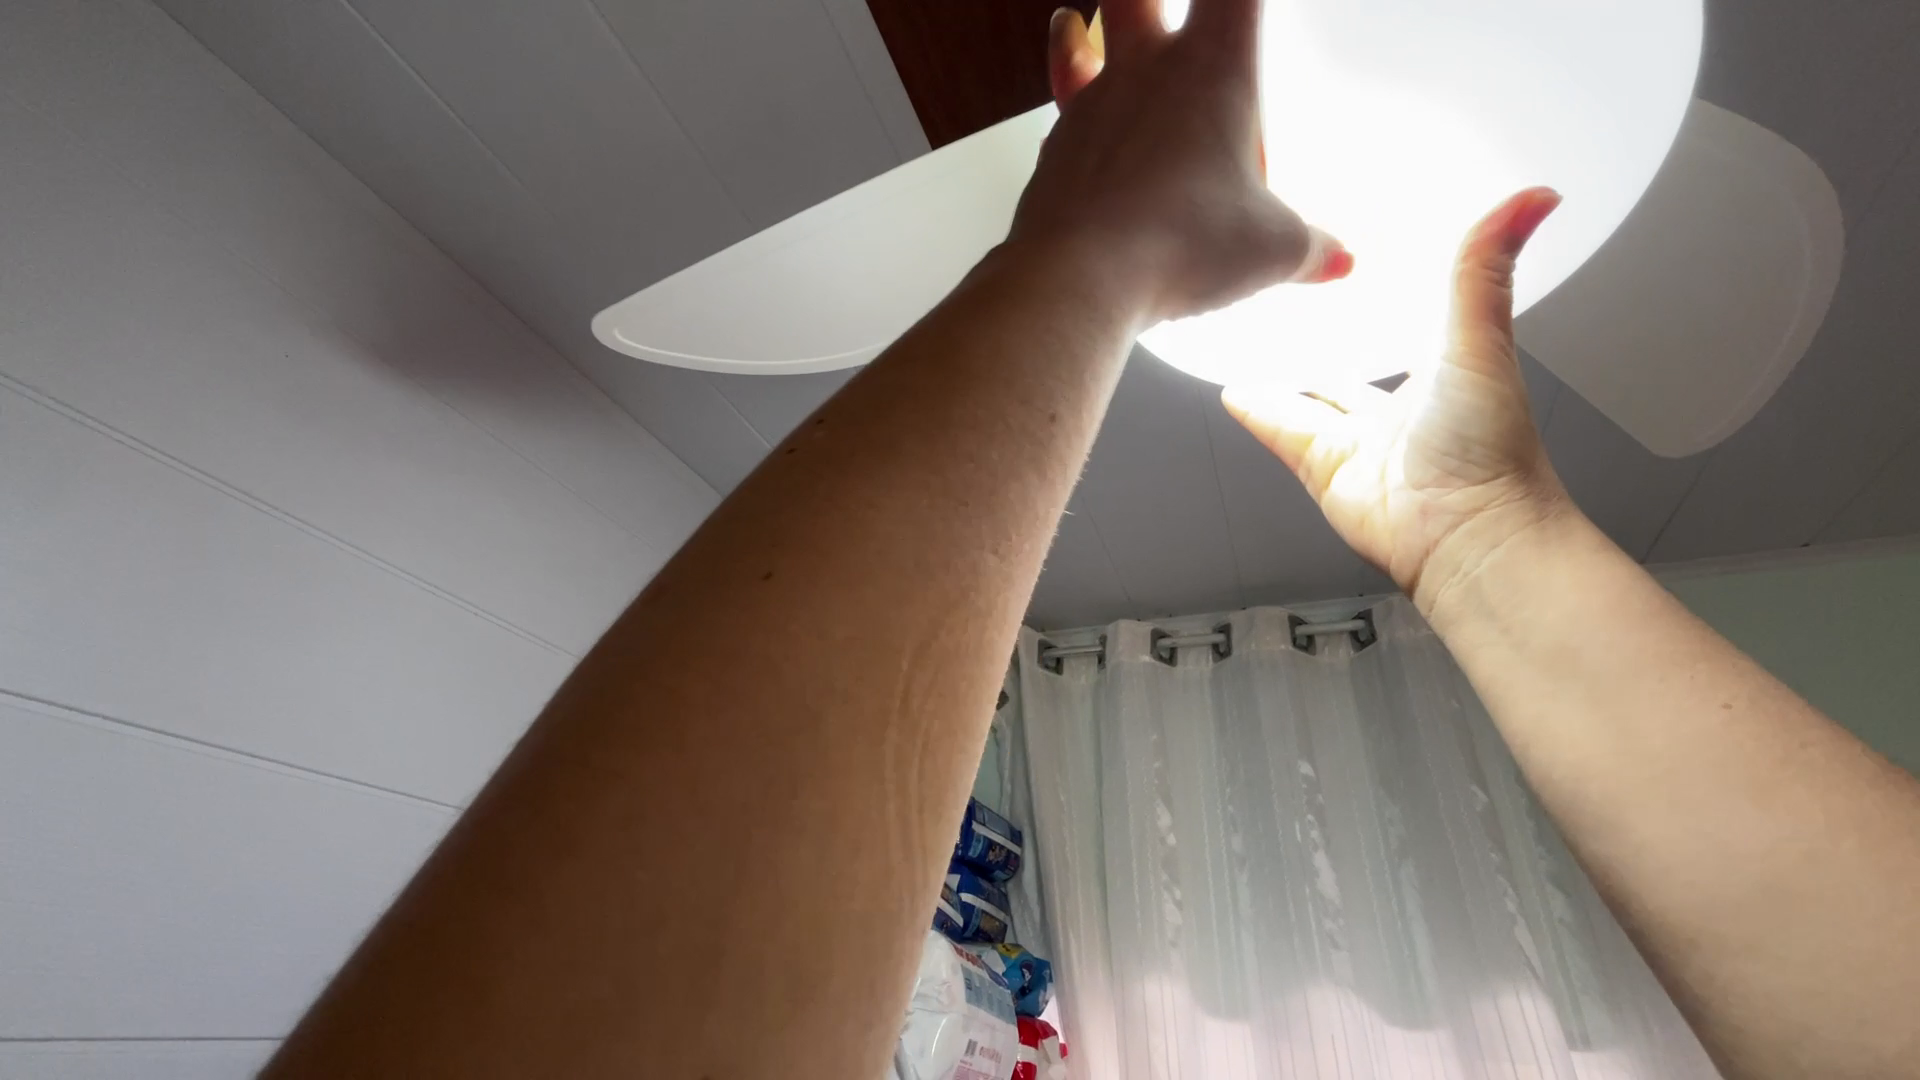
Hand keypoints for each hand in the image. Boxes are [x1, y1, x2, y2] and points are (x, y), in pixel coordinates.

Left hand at [1006, 1, 1351, 323]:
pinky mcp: (1049, 160)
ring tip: (1074, 28)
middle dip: (1142, 0)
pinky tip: (1078, 145)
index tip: (1238, 3)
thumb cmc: (1180, 247)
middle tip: (1149, 12)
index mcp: (1212, 69)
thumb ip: (1311, 249)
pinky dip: (1068, 126)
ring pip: (1074, 46)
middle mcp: (1142, 74)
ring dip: (1077, 38)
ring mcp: (1087, 113)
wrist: (1079, 279)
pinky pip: (1058, 125)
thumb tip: (1339, 262)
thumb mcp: (1269, 250)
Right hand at [1224, 188, 1576, 614]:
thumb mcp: (1478, 343)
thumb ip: (1481, 273)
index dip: (1381, 310)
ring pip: (1306, 405)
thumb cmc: (1486, 449)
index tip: (1356, 284)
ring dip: (1279, 385)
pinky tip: (1233, 393)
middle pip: (1346, 377)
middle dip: (1322, 352)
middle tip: (1289, 322)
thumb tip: (1533, 196)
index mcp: (1436, 379)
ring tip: (1247, 354)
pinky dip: (1255, 412)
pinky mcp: (1318, 467)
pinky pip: (1280, 430)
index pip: (1401, 336)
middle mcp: (1392, 415)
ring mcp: (1351, 445)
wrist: (1461, 530)